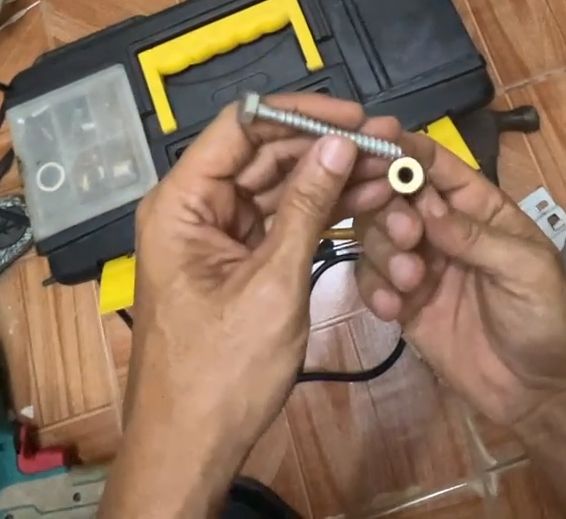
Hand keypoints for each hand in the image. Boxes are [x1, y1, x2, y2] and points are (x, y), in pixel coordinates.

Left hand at [106, 95, 400, 515]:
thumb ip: (307, 207)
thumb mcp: (273, 284)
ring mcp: (217, 230)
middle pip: (263, 153)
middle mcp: (195, 205)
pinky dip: (318, 208)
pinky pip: (279, 216)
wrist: (191, 451)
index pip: (241, 127)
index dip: (298, 114)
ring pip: (276, 183)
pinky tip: (363, 196)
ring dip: (328, 175)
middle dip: (322, 145)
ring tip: (384, 164)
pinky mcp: (237, 255)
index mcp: (182, 201)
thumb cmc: (220, 374)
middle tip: (381, 140)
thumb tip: (339, 144)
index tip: (351, 116)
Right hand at [354, 135, 565, 427]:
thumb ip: (476, 238)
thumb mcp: (526, 270)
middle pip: (394, 193)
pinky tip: (392, 310)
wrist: (540, 394)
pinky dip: (374, 288)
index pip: (434, 163)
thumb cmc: (546, 318)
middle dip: (390, 207)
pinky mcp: (402, 301)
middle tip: (406, 235)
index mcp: (475, 204)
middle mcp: (440, 226)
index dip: (403, 147)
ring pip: (376, 234)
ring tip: (409, 281)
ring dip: (383, 251)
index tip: (372, 140)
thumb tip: (425, 207)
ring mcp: (419, 262)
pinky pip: (370, 280)